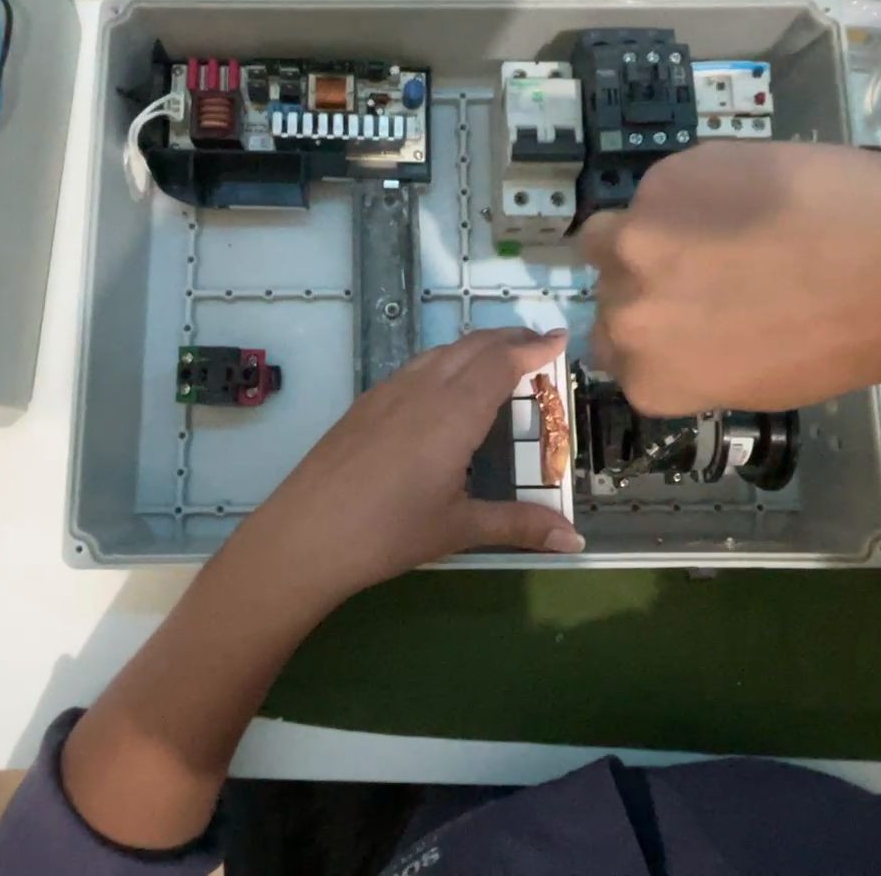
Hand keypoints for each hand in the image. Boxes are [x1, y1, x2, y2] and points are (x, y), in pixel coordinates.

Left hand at [229, 327, 584, 600]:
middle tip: (539, 345)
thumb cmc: (388, 532)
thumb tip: (575, 541)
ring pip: (441, 352)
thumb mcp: (458, 527)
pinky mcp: (365, 403)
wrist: (305, 534)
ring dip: (475, 348)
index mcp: (454, 412)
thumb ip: (519, 525)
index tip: (560, 339)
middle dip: (510, 339)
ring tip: (498, 359)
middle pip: (473, 347)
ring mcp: (388, 391)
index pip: (502, 362)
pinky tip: (444, 386)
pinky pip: (415, 367)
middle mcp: (423, 389)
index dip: (534, 347)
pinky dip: (445, 362)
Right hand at [579, 142, 880, 414]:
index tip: (678, 322)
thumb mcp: (755, 383)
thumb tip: (674, 329)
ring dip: (641, 236)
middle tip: (698, 274)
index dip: (647, 336)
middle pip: (606, 296)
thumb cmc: (846, 340)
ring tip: (705, 229)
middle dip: (641, 287)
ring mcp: (636, 239)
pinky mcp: (665, 177)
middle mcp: (625, 312)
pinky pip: (658, 191)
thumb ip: (688, 363)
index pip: (613, 356)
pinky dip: (686, 195)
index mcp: (649, 376)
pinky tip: (744, 196)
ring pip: (607, 237)